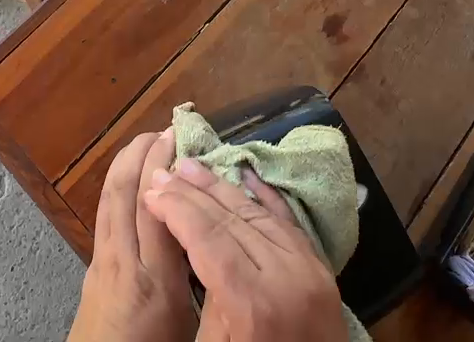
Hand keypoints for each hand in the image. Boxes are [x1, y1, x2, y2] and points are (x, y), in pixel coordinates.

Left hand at [67, 130, 198, 341]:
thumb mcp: (187, 324)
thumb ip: (199, 274)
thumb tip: (215, 233)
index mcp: (155, 282)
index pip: (160, 210)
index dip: (170, 170)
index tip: (186, 144)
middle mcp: (123, 261)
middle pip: (128, 193)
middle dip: (146, 154)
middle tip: (167, 130)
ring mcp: (102, 259)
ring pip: (110, 197)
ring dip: (127, 161)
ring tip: (147, 138)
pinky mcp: (91, 263)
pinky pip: (103, 211)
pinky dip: (116, 183)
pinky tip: (127, 173)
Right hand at [143, 158, 346, 341]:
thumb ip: (208, 292)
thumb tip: (193, 238)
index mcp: (254, 305)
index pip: (207, 237)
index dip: (176, 210)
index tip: (150, 193)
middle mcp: (285, 278)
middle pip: (229, 220)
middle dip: (190, 193)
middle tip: (161, 174)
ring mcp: (309, 271)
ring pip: (256, 213)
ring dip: (220, 187)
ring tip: (190, 167)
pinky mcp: (323, 271)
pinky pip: (289, 222)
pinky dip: (265, 196)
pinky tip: (245, 174)